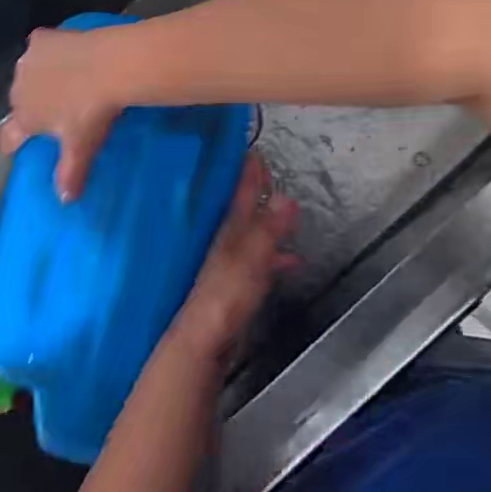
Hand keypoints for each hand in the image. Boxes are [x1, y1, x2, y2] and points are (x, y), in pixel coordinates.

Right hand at [0, 26, 124, 199]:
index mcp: (25, 117)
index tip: (12, 148)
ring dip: (40, 79)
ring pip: (28, 74)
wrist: (108, 67)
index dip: (10, 143)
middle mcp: (19, 88)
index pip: (8, 136)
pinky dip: (49, 51)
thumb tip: (64, 200)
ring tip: (65, 81)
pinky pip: (40, 46)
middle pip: (20, 102)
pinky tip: (66, 52)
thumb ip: (69, 174)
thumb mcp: (82, 148)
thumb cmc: (92, 113)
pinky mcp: (42, 37)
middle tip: (56, 112)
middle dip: (33, 107)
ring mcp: (28, 61)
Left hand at [169, 155, 298, 360]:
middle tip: (267, 173)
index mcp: (225, 230)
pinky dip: (271, 255)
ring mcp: (226, 262)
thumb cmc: (224, 296)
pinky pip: (255, 259)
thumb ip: (268, 230)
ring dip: (265, 221)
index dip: (247, 172)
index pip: (238, 193)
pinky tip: (287, 260)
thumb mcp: (251, 259)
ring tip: (286, 213)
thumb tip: (285, 198)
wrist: (203, 340)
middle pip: (240, 209)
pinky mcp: (232, 284)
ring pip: (248, 233)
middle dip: (255, 191)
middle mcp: (223, 242)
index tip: (254, 151)